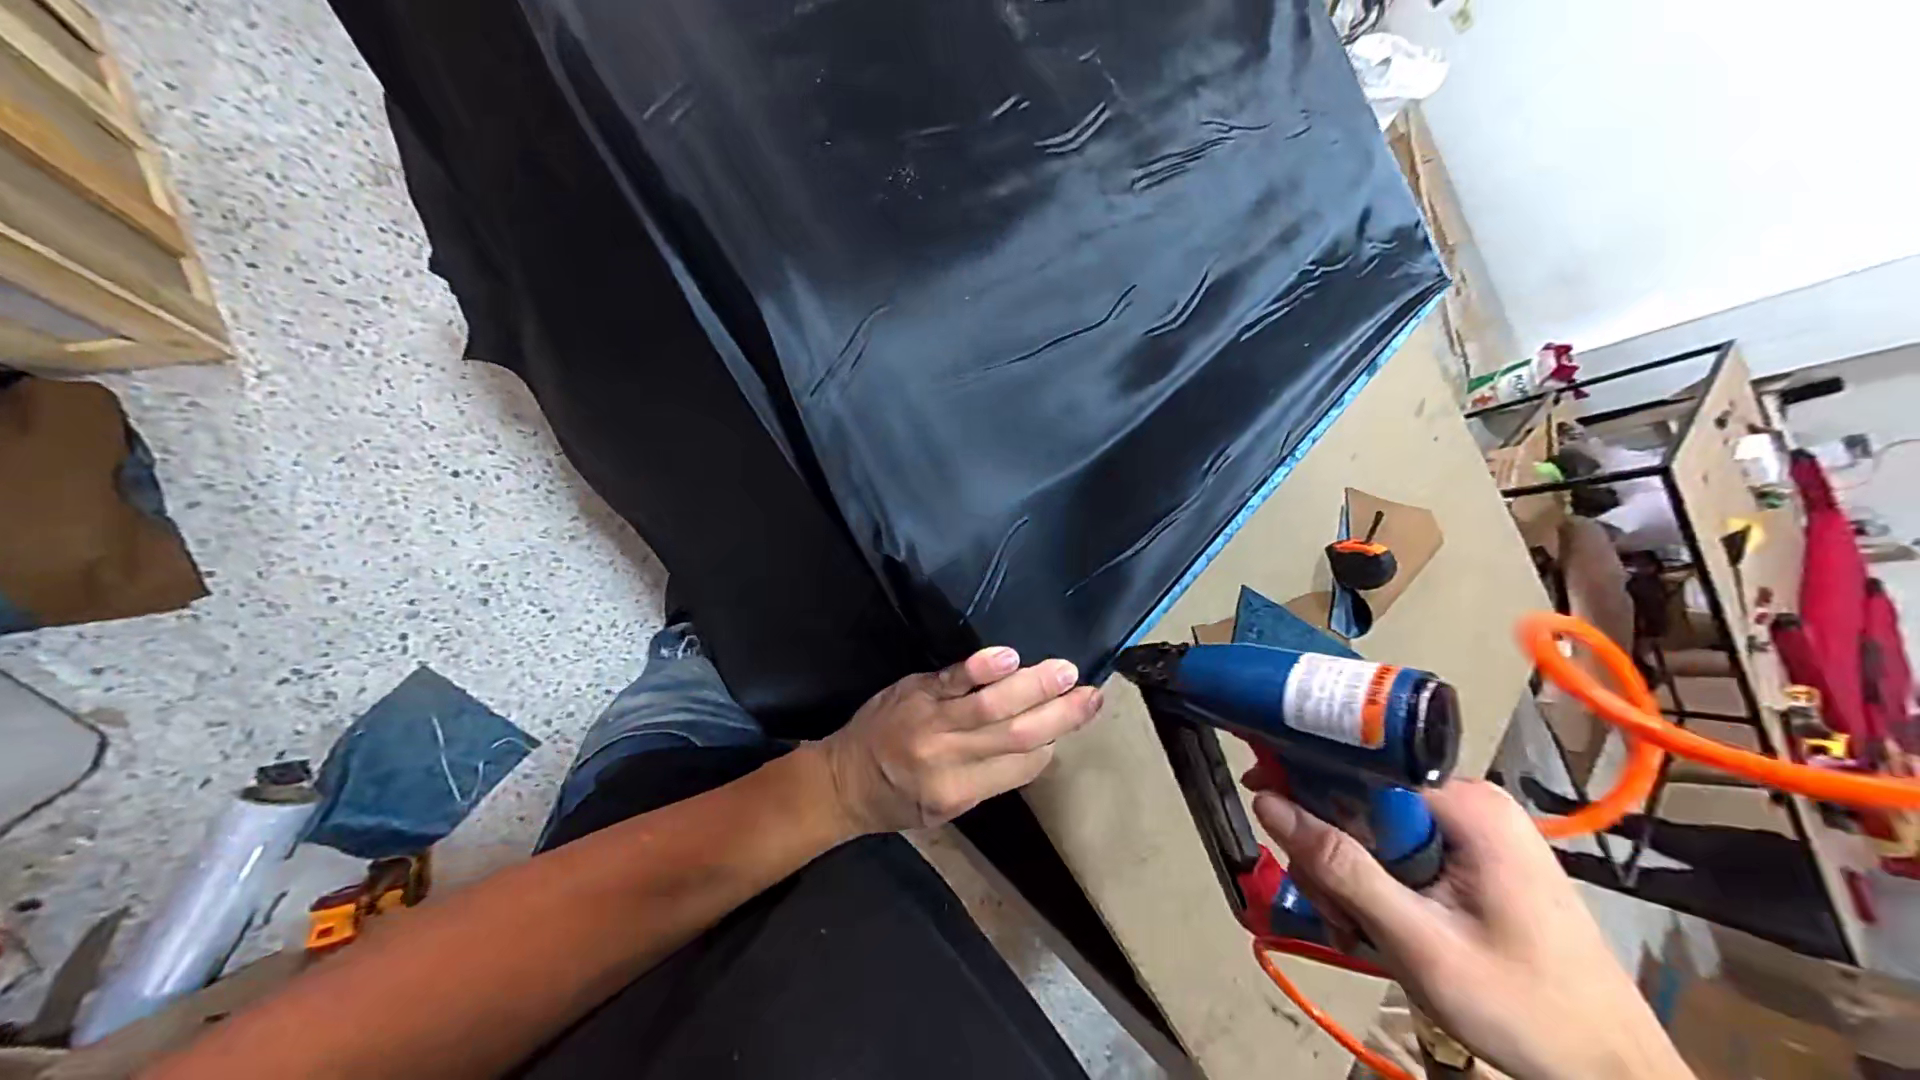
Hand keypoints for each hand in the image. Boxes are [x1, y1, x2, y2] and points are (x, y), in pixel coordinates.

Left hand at [816, 647, 1100, 833]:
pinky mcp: (916, 691)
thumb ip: (990, 775)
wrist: (842, 779)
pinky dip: (982, 668)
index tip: (1073, 718)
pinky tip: (1009, 657)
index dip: (1052, 741)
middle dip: (1059, 715)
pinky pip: (953, 678)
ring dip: (1033, 688)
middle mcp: (949, 760)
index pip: (1022, 766)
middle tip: (1091, 695)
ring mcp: (931, 722)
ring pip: (991, 705)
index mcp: (960, 794)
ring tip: (1066, 672)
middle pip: (1016, 735)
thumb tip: (1041, 744)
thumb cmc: (898, 796)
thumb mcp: (945, 806)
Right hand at [1249, 779, 1693, 1079]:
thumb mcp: (1418, 940)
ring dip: (1348, 876)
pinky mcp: (1472, 856)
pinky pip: (1398, 849)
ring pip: (1372, 827)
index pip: (1360, 762)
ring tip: (1357, 930)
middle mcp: (1468, 802)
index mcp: (1465, 803)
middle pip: (1360, 799)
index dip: (1305, 779)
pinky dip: (1375, 884)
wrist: (1613, 1077)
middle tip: (1332, 910)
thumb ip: (1341, 867)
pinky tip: (1376, 926)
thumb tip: (1266, 802)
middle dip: (1330, 852)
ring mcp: (1472, 830)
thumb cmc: (1524, 1007)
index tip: (1262, 802)